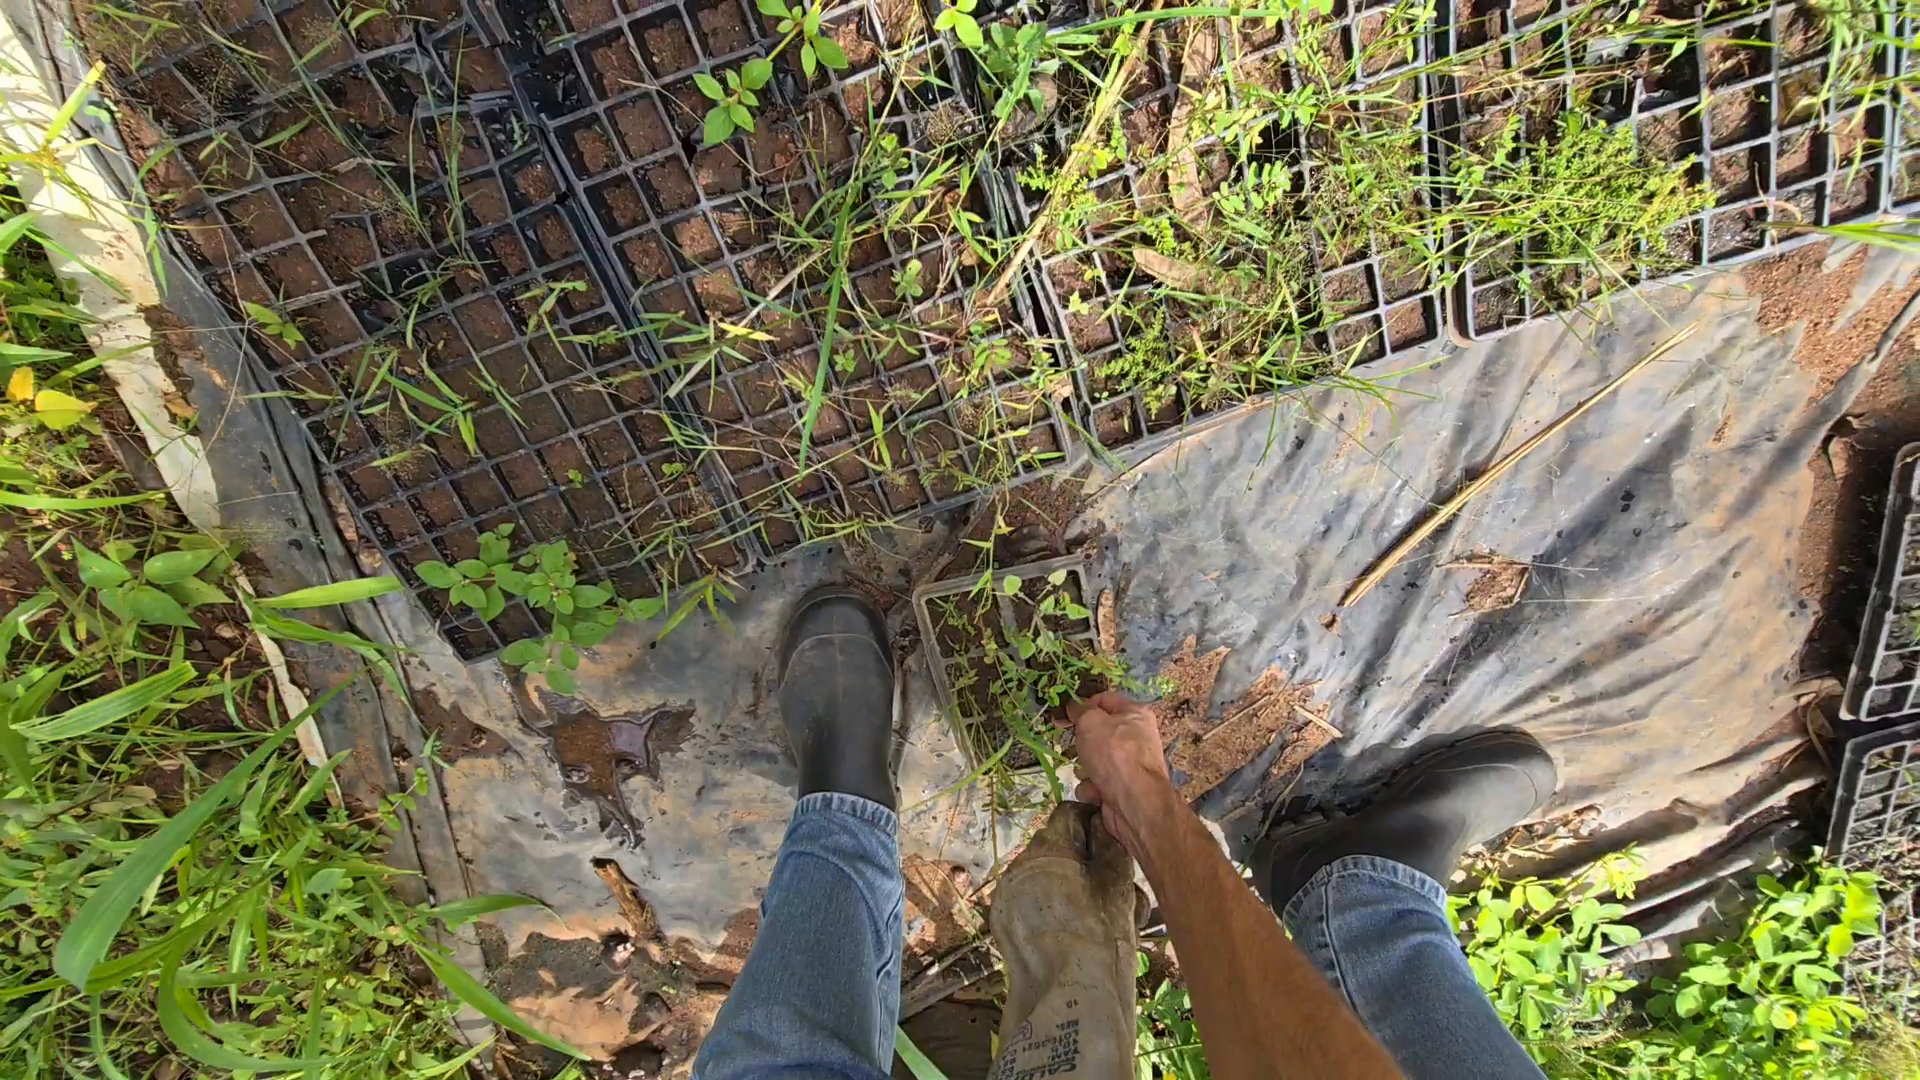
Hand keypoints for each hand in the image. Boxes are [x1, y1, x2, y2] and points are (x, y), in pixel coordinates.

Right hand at [1063, 690, 1173, 856]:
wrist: (1135, 803)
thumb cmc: (1113, 753)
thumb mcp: (1091, 721)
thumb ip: (1079, 709)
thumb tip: (1074, 705)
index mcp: (1134, 713)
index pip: (1103, 700)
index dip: (1081, 706)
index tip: (1063, 715)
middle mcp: (1136, 737)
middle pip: (1098, 732)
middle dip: (1081, 742)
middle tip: (1071, 746)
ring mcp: (1129, 764)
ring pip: (1094, 758)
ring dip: (1084, 767)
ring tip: (1087, 773)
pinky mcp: (1122, 788)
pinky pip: (1098, 781)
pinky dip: (1092, 787)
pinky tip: (1095, 791)